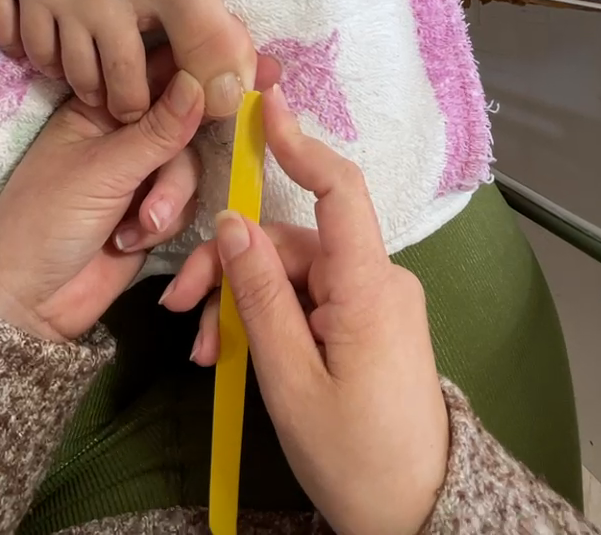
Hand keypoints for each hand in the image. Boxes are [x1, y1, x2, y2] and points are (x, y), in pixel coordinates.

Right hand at [0, 0, 256, 123]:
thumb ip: (203, 5)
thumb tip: (238, 74)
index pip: (188, 74)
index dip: (194, 95)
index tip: (192, 88)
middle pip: (116, 84)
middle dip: (133, 97)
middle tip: (140, 85)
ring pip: (60, 65)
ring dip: (82, 77)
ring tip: (94, 67)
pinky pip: (6, 33)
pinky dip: (28, 48)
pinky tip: (42, 38)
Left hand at [0, 49, 203, 341]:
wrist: (29, 304)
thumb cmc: (48, 220)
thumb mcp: (103, 170)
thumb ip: (158, 129)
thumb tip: (201, 79)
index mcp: (100, 107)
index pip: (157, 76)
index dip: (196, 77)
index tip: (236, 78)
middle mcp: (124, 134)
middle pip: (184, 125)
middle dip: (180, 163)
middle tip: (168, 190)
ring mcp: (140, 174)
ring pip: (190, 168)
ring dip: (170, 199)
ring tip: (140, 226)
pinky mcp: (153, 212)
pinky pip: (186, 203)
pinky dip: (166, 222)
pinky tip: (129, 242)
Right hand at [162, 86, 448, 534]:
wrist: (419, 520)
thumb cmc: (356, 457)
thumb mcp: (289, 378)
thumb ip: (259, 294)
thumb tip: (231, 222)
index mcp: (369, 285)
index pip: (339, 190)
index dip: (301, 144)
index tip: (266, 107)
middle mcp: (376, 279)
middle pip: (290, 244)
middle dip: (230, 269)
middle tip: (181, 309)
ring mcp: (372, 299)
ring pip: (291, 274)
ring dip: (242, 303)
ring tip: (206, 353)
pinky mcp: (364, 319)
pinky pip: (307, 298)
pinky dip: (268, 318)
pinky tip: (234, 352)